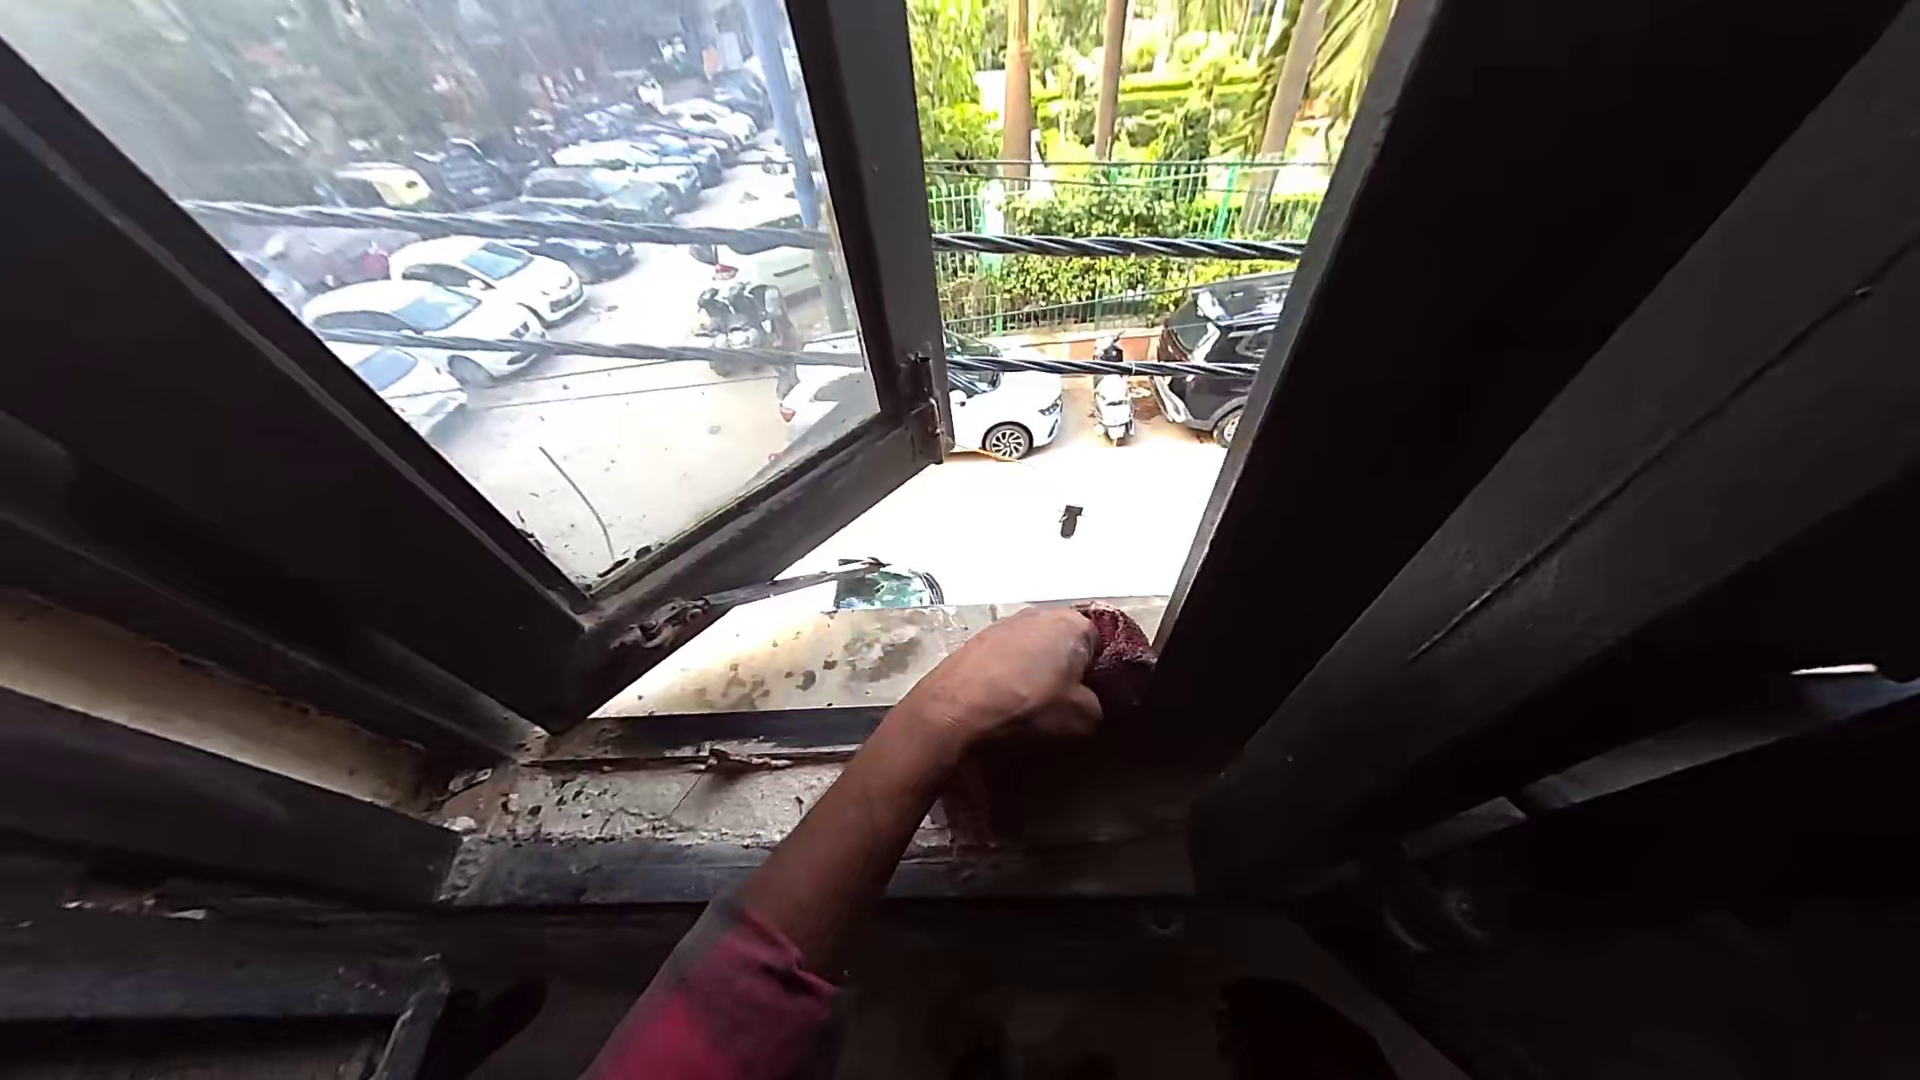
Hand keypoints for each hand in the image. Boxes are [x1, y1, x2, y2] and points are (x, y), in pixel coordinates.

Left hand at [897, 607, 1104, 755]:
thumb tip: (1083, 701)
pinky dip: (1005, 671)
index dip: (1093, 672)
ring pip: (1032, 647)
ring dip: (1032, 668)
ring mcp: (1004, 622)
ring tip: (1024, 701)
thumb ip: (1095, 705)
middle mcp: (1039, 613)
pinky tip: (998, 696)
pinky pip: (1004, 655)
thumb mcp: (1083, 718)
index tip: (1082, 696)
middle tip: (1055, 699)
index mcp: (1073, 623)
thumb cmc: (1030, 706)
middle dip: (1062, 666)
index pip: (1097, 644)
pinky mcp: (977, 637)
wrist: (958, 708)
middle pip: (1062, 642)